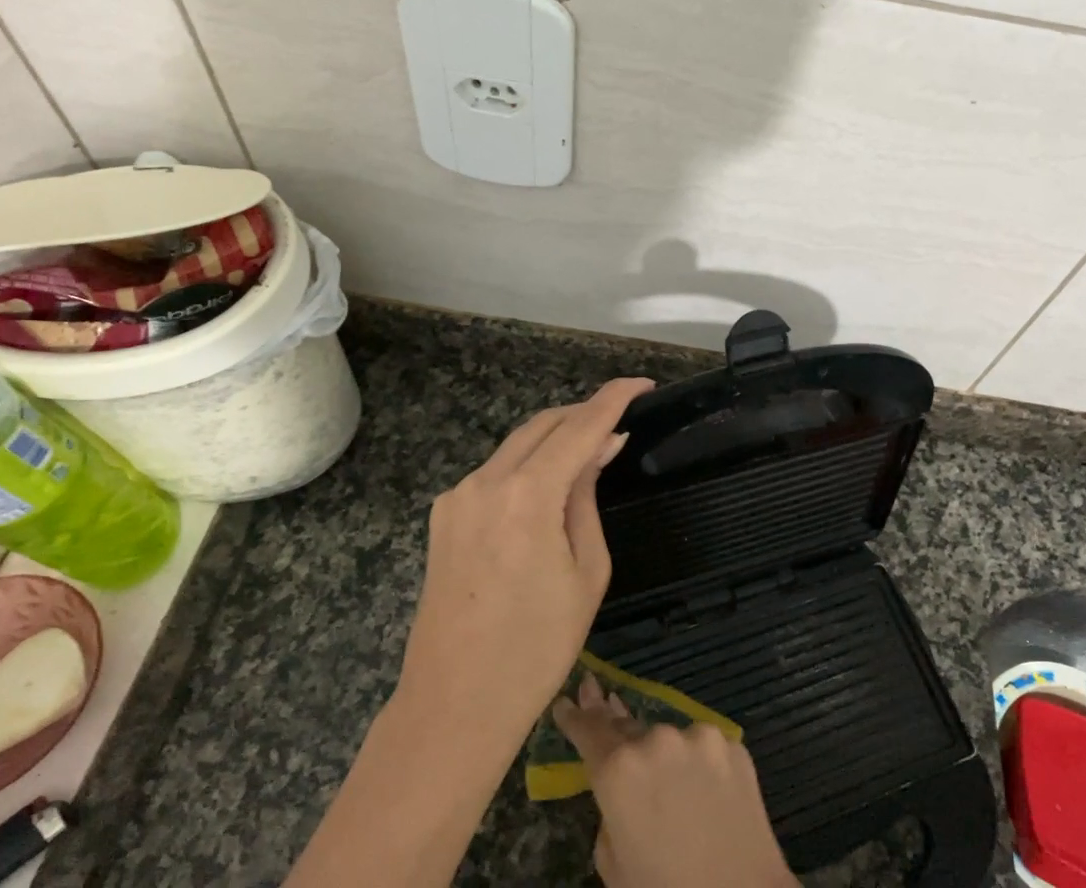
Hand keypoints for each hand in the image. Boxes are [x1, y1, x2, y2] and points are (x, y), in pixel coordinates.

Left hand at [395, 377, 654, 740]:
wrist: (456, 701)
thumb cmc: (537, 647)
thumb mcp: (586, 572)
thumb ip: (588, 499)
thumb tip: (600, 450)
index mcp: (527, 495)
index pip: (578, 427)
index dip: (613, 400)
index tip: (642, 384)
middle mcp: (484, 482)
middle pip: (541, 426)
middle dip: (583, 414)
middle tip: (622, 421)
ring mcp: (456, 498)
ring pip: (515, 447)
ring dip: (554, 440)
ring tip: (592, 455)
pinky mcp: (443, 518)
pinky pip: (494, 475)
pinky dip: (527, 468)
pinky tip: (549, 488)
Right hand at [554, 674, 797, 887]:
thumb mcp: (612, 860)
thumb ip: (610, 812)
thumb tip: (623, 791)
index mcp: (618, 768)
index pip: (587, 728)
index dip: (574, 715)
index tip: (566, 701)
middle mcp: (658, 740)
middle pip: (627, 728)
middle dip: (614, 725)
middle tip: (602, 702)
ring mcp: (701, 738)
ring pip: (670, 738)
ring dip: (662, 751)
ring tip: (666, 778)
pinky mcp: (735, 746)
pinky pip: (704, 749)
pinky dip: (697, 761)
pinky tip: (701, 786)